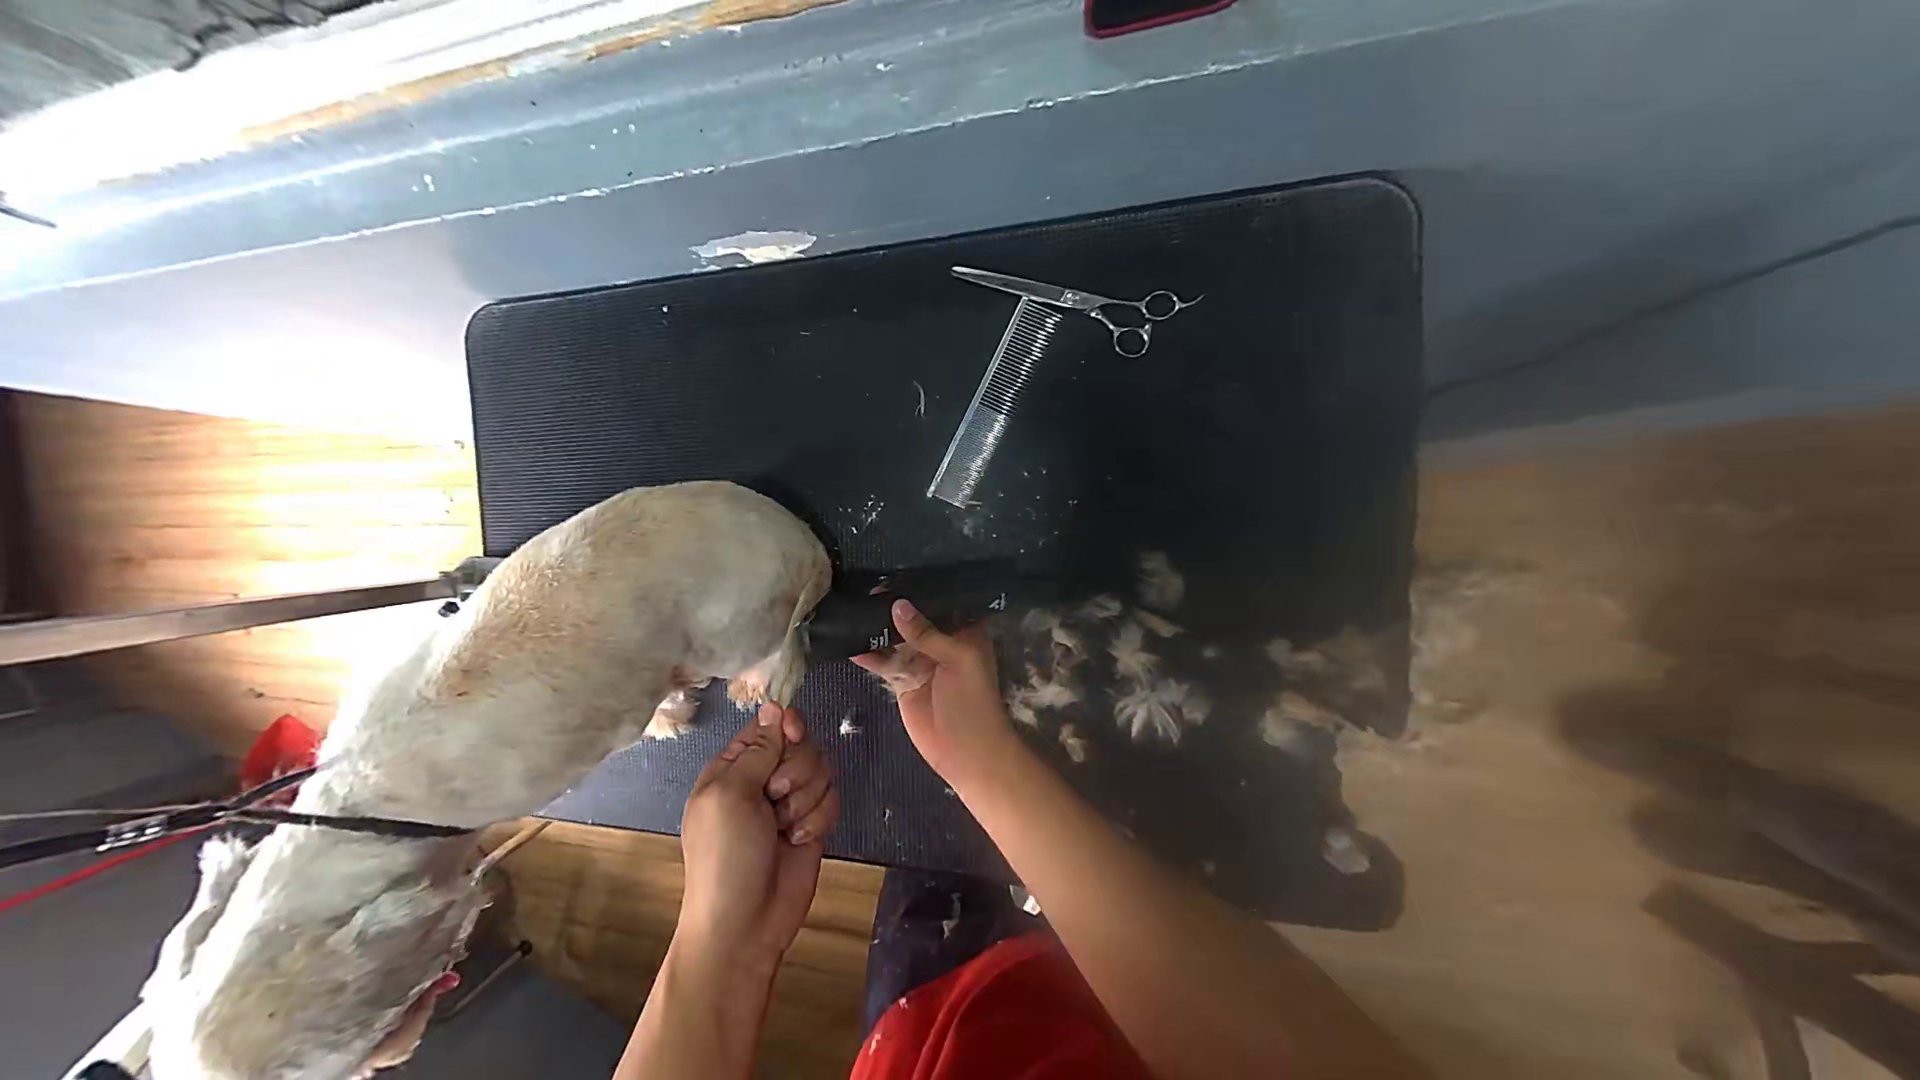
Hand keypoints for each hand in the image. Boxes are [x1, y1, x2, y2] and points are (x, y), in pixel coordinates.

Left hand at [676, 704, 838, 972]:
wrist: (745, 924)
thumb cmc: (725, 857)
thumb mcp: (730, 795)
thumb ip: (758, 749)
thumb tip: (775, 705)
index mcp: (734, 767)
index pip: (771, 724)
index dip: (787, 726)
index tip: (793, 736)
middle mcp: (764, 778)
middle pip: (803, 743)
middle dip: (797, 770)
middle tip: (775, 797)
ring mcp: (790, 800)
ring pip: (822, 769)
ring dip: (807, 799)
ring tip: (784, 827)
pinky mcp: (813, 821)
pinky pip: (833, 798)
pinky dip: (818, 819)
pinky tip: (799, 841)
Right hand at [852, 598, 1017, 786]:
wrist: (966, 753)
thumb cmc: (973, 702)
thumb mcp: (958, 660)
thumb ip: (927, 633)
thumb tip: (898, 605)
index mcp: (963, 631)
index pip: (940, 602)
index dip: (921, 588)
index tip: (893, 572)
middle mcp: (940, 641)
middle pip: (913, 618)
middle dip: (892, 605)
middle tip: (863, 587)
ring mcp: (919, 660)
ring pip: (895, 638)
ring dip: (876, 627)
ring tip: (852, 608)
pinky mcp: (902, 680)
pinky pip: (882, 661)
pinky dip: (867, 653)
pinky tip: (848, 643)